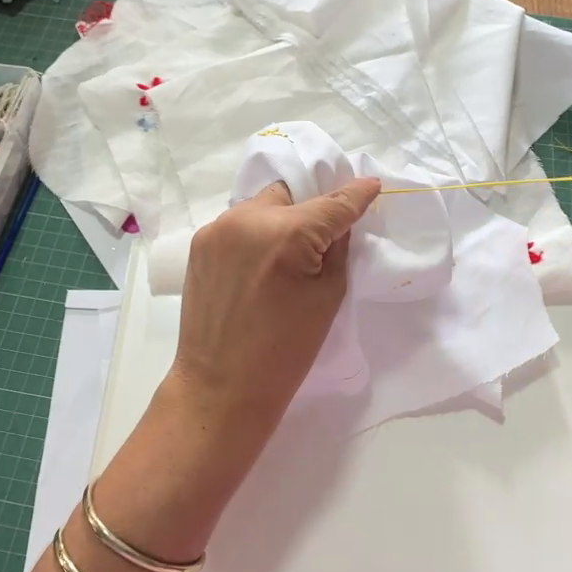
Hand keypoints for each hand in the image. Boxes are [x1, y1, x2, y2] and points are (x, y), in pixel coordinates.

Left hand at [168, 177, 382, 437]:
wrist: (221, 386)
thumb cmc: (286, 351)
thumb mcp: (329, 296)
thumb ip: (337, 249)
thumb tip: (339, 221)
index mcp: (286, 234)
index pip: (332, 202)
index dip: (356, 194)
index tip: (371, 186)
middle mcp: (247, 219)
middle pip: (290, 195)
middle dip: (308, 209)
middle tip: (318, 239)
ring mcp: (218, 228)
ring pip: (261, 206)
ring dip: (279, 220)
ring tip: (284, 258)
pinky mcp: (199, 242)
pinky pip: (238, 224)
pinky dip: (254, 235)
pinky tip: (258, 267)